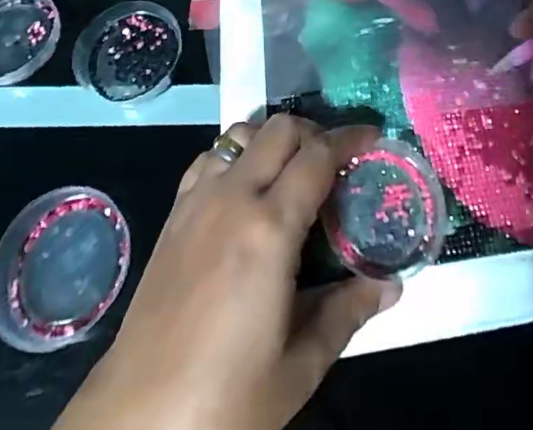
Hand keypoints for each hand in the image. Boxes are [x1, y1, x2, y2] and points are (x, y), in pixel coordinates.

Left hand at [56, 116, 399, 429]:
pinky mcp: (173, 214)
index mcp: (269, 228)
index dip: (349, 139)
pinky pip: (209, 160)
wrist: (142, 411)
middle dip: (313, 132)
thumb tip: (389, 284)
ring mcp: (196, 200)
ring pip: (239, 135)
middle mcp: (231, 197)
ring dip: (272, 139)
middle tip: (337, 160)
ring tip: (294, 171)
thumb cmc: (230, 394)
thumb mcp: (301, 362)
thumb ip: (348, 311)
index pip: (316, 157)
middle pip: (277, 130)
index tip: (372, 136)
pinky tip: (246, 189)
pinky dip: (236, 155)